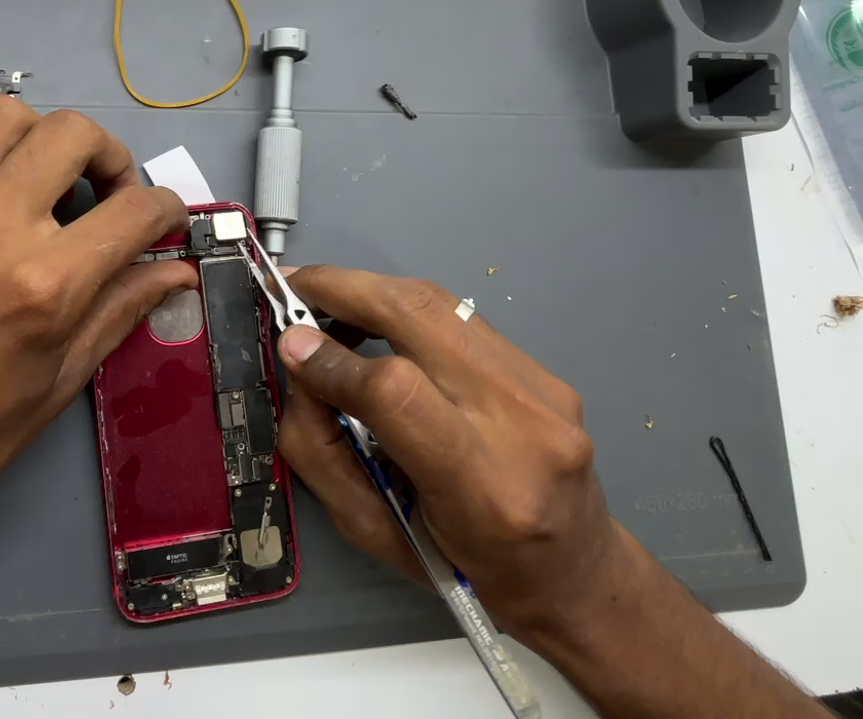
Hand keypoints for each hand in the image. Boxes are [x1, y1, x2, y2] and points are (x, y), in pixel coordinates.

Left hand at [0, 97, 193, 552]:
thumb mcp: (60, 382)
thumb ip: (121, 310)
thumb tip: (176, 271)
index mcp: (44, 285)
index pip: (135, 210)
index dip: (167, 210)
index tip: (162, 222)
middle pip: (72, 134)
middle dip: (109, 157)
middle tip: (103, 196)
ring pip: (2, 114)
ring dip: (39, 138)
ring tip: (40, 182)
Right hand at [274, 266, 634, 640]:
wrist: (575, 575)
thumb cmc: (463, 569)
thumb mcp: (370, 530)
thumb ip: (320, 447)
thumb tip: (299, 358)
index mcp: (480, 486)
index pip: (397, 392)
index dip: (333, 359)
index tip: (287, 343)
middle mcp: (523, 425)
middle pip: (421, 315)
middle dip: (343, 288)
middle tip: (292, 286)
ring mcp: (543, 390)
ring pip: (439, 303)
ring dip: (370, 291)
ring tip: (327, 308)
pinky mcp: (546, 371)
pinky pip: (459, 320)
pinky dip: (403, 311)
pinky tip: (378, 326)